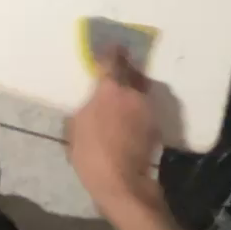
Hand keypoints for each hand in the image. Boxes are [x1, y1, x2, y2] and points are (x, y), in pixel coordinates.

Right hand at [68, 49, 163, 215]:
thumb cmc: (92, 153)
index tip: (111, 45)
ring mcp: (147, 111)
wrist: (122, 184)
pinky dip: (138, 109)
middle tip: (119, 69)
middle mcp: (133, 94)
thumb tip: (92, 102)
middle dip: (127, 69)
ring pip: (141, 91)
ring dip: (134, 90)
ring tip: (124, 96)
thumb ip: (86, 106)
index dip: (112, 52)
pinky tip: (130, 119)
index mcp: (110, 89)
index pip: (113, 60)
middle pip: (133, 72)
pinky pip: (145, 110)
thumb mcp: (75, 126)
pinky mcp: (156, 129)